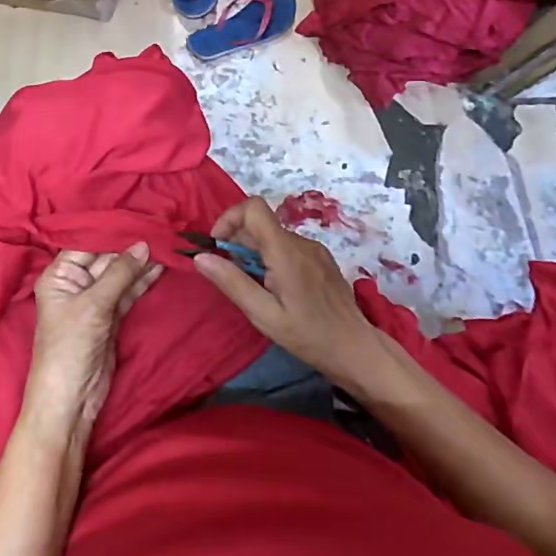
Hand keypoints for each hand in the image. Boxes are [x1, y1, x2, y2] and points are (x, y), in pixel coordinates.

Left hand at [26, 244, 162, 434]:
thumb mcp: (93, 306)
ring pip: (120, 274)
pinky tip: (160, 266)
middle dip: (132, 245)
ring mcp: (94, 300)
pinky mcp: (110, 316)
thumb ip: (120, 273)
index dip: (114, 231)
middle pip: (107, 257)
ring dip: (142, 263)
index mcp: (60, 275)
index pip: (88, 243)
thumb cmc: (70, 348)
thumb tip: (144, 244)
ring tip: (167, 244)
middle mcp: (75, 283)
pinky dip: (143, 281)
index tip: (142, 217)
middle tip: (161, 228)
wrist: (70, 400)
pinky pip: (128, 291)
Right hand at [190, 198, 389, 387]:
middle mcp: (301, 242)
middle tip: (232, 276)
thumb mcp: (263, 314)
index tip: (218, 246)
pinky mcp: (321, 259)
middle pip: (260, 224)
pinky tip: (276, 288)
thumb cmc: (308, 335)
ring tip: (255, 287)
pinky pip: (288, 247)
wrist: (355, 347)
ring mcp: (314, 249)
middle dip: (237, 242)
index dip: (230, 218)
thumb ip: (232, 282)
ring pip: (273, 236)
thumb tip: (200, 257)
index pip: (253, 207)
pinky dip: (272, 258)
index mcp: (285, 251)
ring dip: (254, 253)